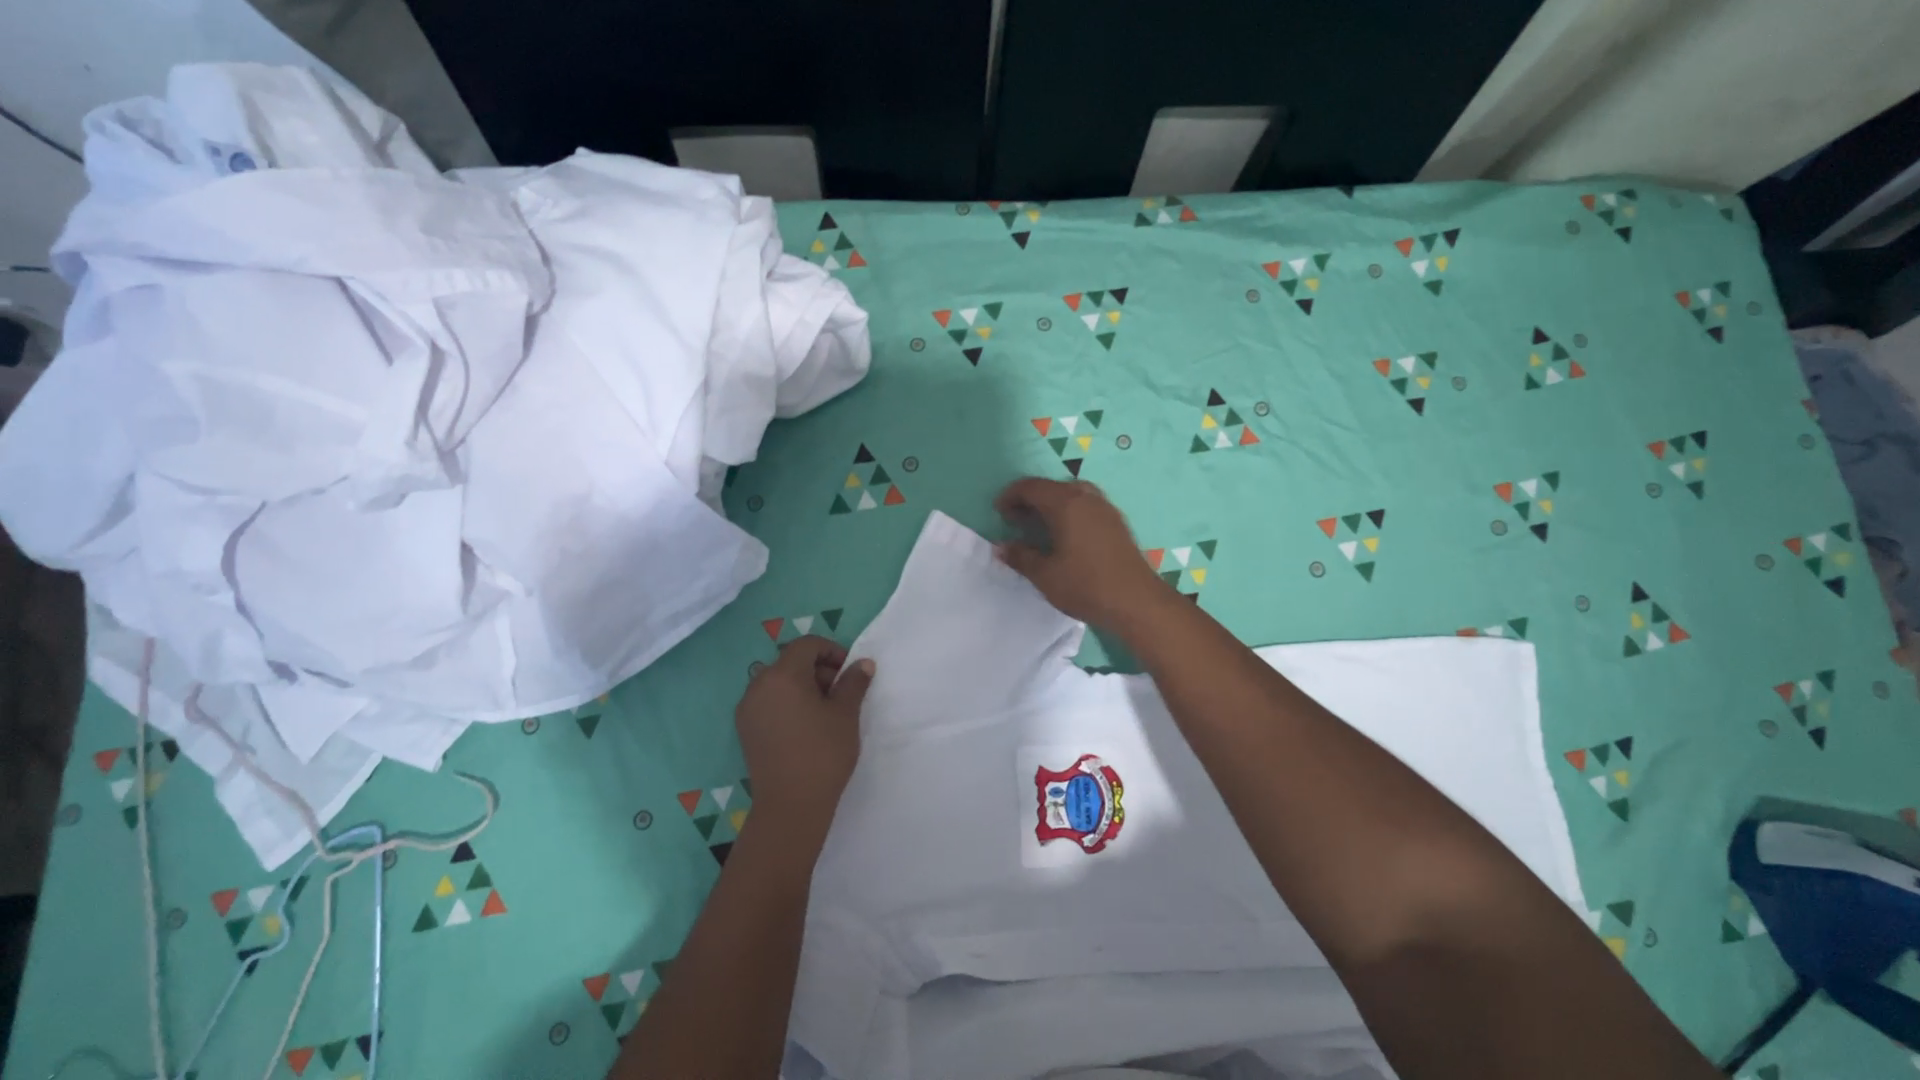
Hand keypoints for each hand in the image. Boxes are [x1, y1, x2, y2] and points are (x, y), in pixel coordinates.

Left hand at [735, 636, 873, 835]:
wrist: (790, 805)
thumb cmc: (823, 753)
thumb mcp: (846, 714)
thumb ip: (853, 683)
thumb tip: (863, 664)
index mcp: (783, 675)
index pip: (806, 645)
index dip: (831, 651)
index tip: (849, 672)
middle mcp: (758, 685)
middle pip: (790, 662)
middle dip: (817, 669)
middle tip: (841, 693)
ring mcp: (748, 708)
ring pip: (777, 682)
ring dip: (802, 686)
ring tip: (824, 712)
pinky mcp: (745, 728)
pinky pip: (767, 702)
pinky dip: (786, 702)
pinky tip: (804, 727)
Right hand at [993, 477, 1172, 630]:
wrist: (1137, 601)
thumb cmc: (1085, 585)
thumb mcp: (1045, 574)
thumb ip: (1020, 556)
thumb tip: (1001, 547)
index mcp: (1065, 503)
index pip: (1030, 487)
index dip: (1010, 496)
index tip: (999, 513)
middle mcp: (1086, 497)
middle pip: (1051, 487)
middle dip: (1030, 500)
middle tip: (1016, 522)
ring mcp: (1105, 507)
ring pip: (1071, 495)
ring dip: (1051, 506)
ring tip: (1040, 529)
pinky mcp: (1116, 522)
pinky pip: (1086, 506)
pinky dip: (1069, 512)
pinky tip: (1065, 536)